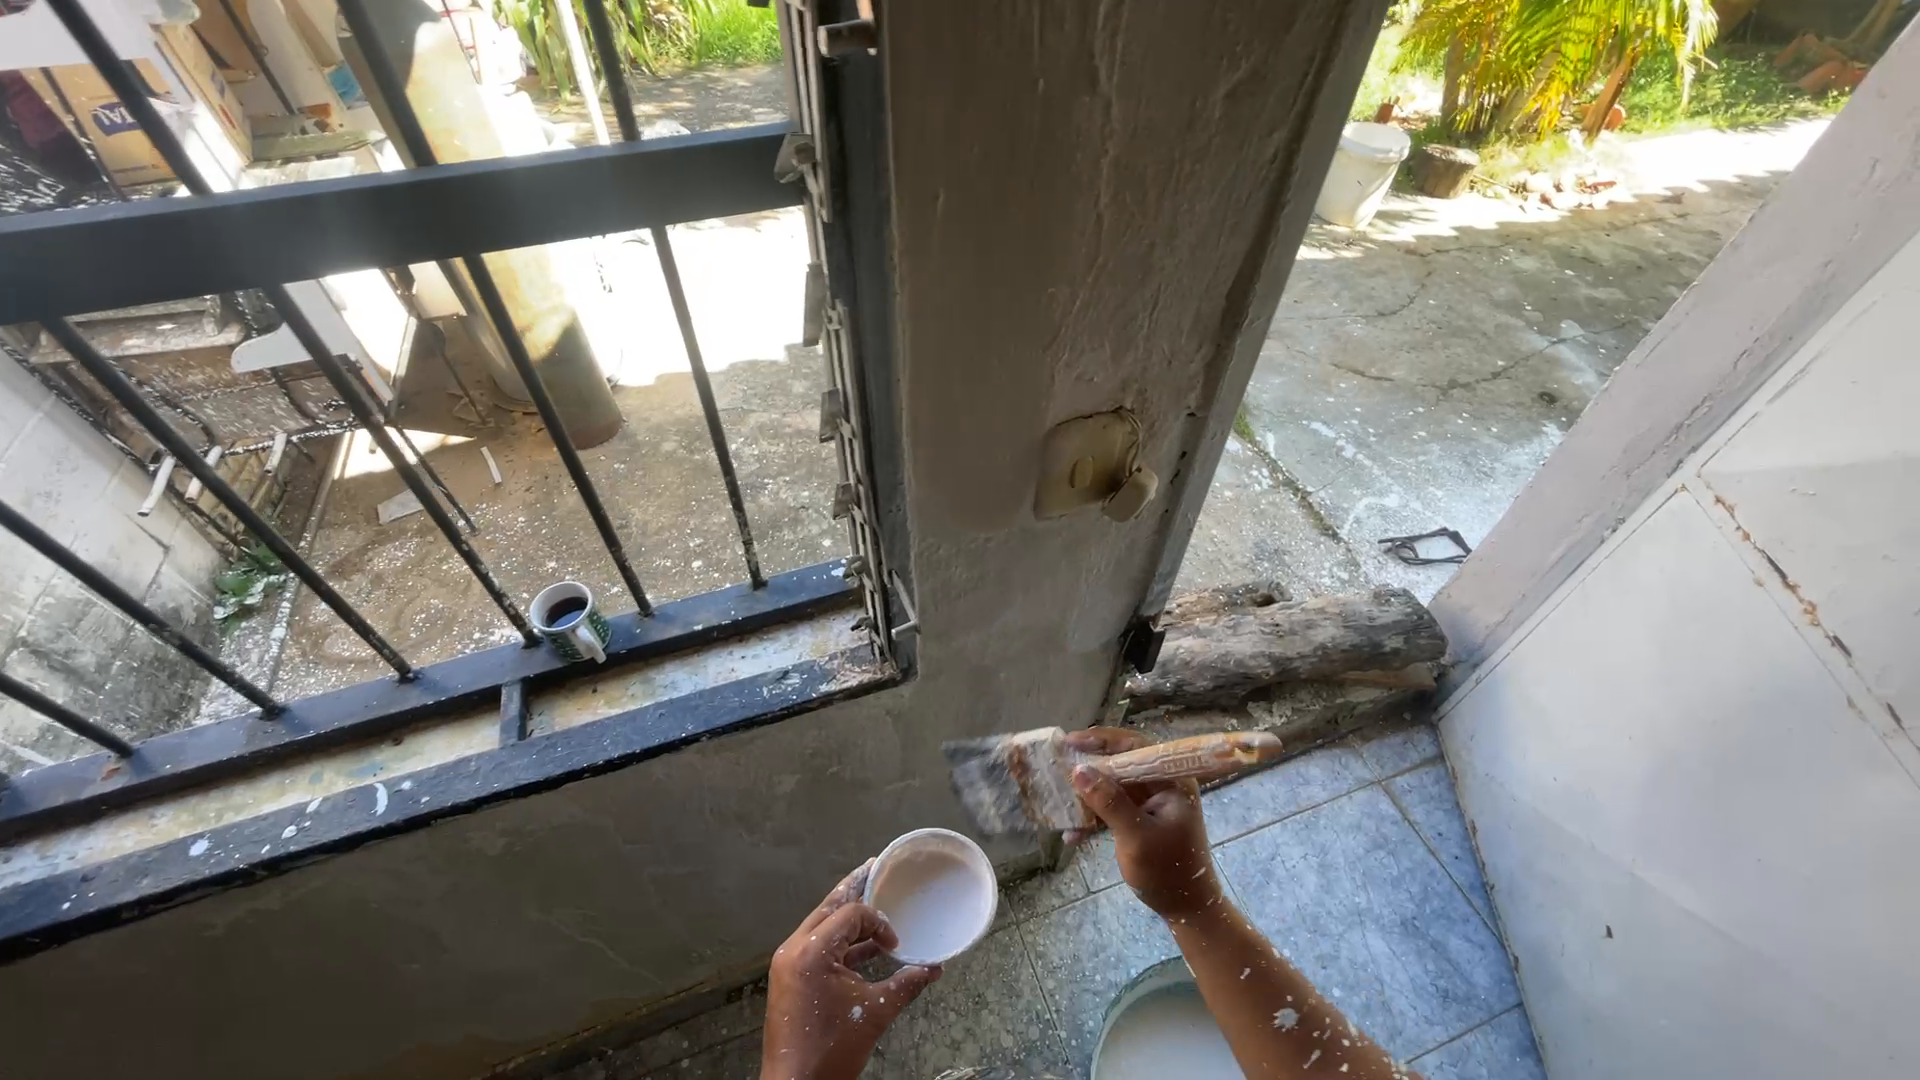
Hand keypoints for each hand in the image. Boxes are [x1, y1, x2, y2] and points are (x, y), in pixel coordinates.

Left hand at [761, 859, 942, 1079]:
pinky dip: (838, 941)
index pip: (850, 913)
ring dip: (846, 916)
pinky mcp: (789, 977)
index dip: (877, 921)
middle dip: (854, 890)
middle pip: (829, 907)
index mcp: (812, 951)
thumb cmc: (832, 1050)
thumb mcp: (874, 1013)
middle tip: (874, 867)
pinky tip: (862, 946)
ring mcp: (788, 963)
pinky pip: (816, 946)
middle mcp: (794, 948)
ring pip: (821, 925)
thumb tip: (935, 968)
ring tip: (871, 900)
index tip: (895, 944)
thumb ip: (906, 984)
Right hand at [1066, 727, 1225, 918]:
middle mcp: (1161, 785)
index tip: (1072, 741)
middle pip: (1121, 762)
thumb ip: (1109, 801)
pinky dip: (1092, 816)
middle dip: (1090, 765)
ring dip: (1087, 792)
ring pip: (1112, 784)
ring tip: (1059, 793)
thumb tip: (1078, 770)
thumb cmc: (1168, 872)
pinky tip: (1072, 833)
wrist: (1186, 910)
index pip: (1136, 746)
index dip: (1103, 740)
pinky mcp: (1138, 818)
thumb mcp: (1136, 837)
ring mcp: (1150, 802)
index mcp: (1172, 781)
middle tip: (1060, 761)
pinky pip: (1111, 806)